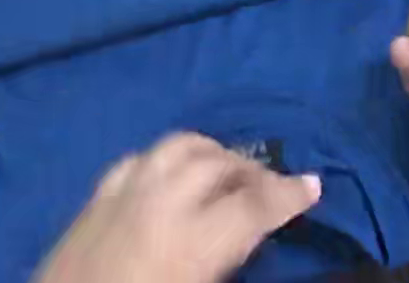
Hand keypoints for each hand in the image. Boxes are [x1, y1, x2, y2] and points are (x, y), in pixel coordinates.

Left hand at [32, 132, 321, 282]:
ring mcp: (122, 190)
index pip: (250, 207)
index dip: (286, 195)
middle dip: (251, 171)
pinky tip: (173, 173)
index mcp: (185, 243)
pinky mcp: (95, 194)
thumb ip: (226, 263)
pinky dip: (167, 158)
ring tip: (227, 170)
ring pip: (178, 145)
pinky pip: (141, 157)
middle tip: (272, 189)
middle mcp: (156, 201)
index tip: (313, 184)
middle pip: (216, 163)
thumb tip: (251, 242)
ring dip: (210, 152)